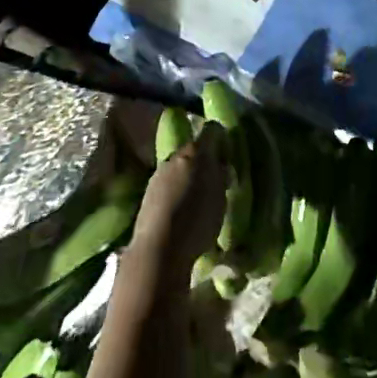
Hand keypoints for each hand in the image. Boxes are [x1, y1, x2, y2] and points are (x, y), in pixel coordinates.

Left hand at [130, 123, 226, 279]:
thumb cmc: (197, 222)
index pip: (212, 129)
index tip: (228, 154)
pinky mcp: (148, 191)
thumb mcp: (220, 199)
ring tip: (199, 199)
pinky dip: (177, 190)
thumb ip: (221, 176)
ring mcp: (158, 172)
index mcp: (196, 152)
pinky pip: (168, 182)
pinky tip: (181, 210)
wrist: (159, 248)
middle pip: (194, 149)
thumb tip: (221, 164)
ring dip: (189, 176)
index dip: (222, 138)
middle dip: (205, 160)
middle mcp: (175, 155)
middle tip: (217, 180)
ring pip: (180, 166)